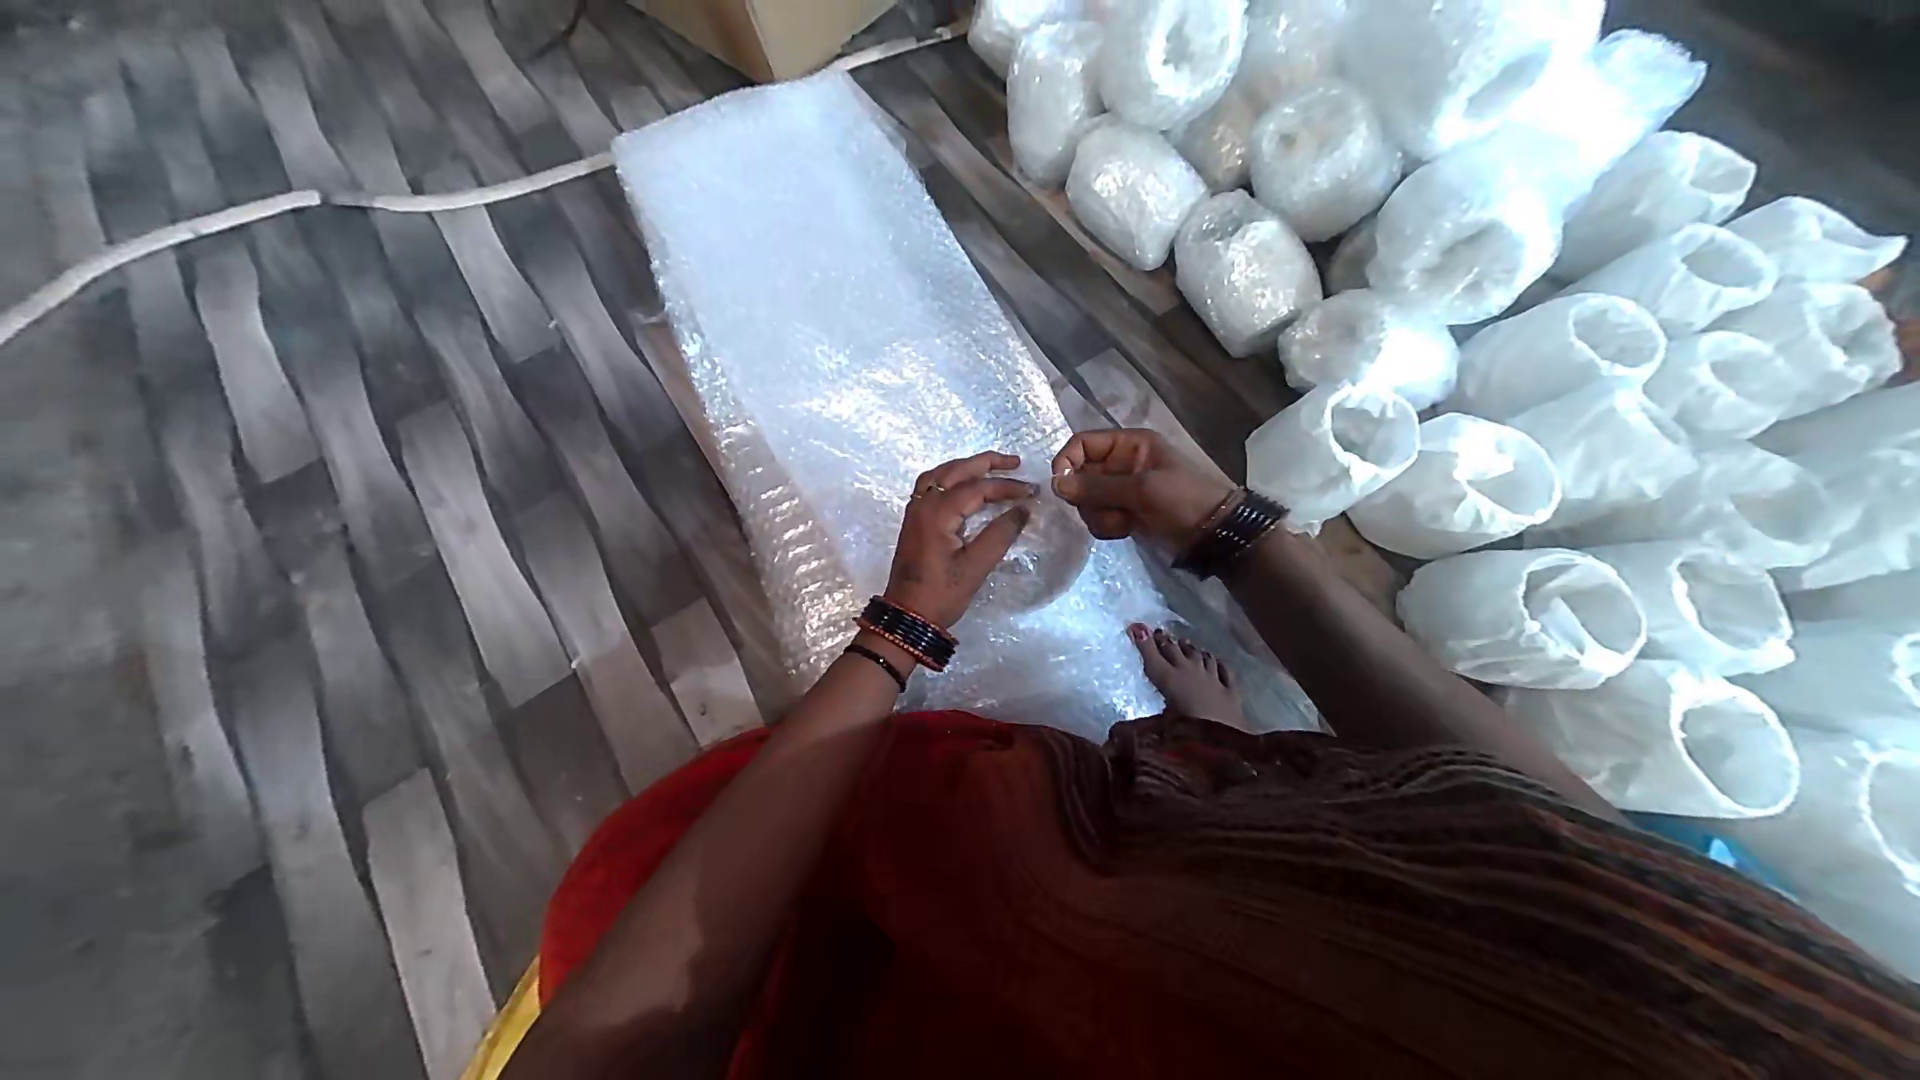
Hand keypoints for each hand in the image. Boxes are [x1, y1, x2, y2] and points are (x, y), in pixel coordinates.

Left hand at [883, 451, 1034, 630]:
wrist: (907, 615)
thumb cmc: (941, 594)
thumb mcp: (976, 567)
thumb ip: (1000, 535)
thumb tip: (1023, 510)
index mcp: (938, 513)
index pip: (977, 488)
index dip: (1006, 487)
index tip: (1031, 492)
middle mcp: (923, 504)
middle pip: (956, 470)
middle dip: (986, 463)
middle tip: (1016, 463)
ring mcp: (915, 510)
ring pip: (941, 474)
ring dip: (966, 466)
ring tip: (992, 467)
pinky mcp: (913, 520)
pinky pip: (930, 485)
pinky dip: (950, 477)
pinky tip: (965, 484)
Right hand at [1050, 429, 1235, 550]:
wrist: (1213, 535)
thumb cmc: (1183, 500)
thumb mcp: (1142, 489)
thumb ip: (1097, 487)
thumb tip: (1056, 485)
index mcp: (1128, 444)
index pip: (1082, 443)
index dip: (1067, 461)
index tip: (1061, 486)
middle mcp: (1120, 463)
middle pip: (1080, 475)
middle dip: (1088, 497)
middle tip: (1106, 508)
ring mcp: (1121, 489)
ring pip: (1086, 501)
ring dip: (1099, 515)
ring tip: (1124, 522)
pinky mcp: (1123, 512)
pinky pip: (1098, 517)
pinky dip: (1108, 526)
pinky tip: (1127, 530)